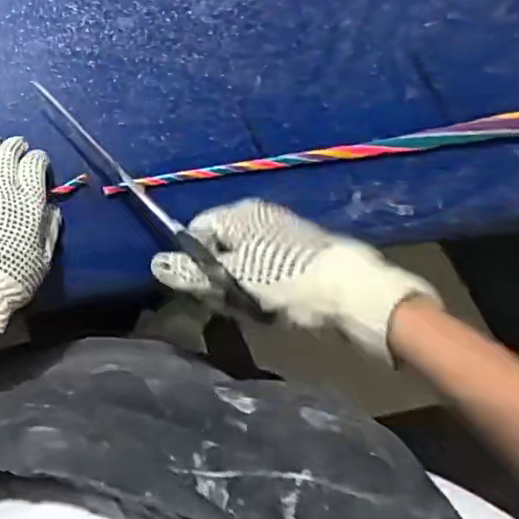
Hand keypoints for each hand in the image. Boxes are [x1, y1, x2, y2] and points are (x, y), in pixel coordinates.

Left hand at [0, 136, 61, 332]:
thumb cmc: (16, 270)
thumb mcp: (44, 252)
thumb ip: (49, 226)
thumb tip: (50, 208)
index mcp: (28, 201)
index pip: (33, 167)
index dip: (37, 159)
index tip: (38, 160)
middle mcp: (3, 191)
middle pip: (7, 158)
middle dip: (14, 147)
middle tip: (17, 144)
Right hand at [149, 199, 436, 360]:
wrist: (362, 297)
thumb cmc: (288, 281)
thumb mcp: (232, 280)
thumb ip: (190, 272)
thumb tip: (156, 264)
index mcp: (237, 212)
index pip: (194, 231)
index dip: (192, 260)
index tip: (202, 286)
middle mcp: (258, 214)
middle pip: (219, 246)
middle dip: (219, 274)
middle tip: (230, 300)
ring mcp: (285, 232)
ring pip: (244, 260)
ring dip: (243, 284)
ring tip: (258, 306)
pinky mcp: (307, 251)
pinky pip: (270, 267)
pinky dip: (267, 285)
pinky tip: (279, 304)